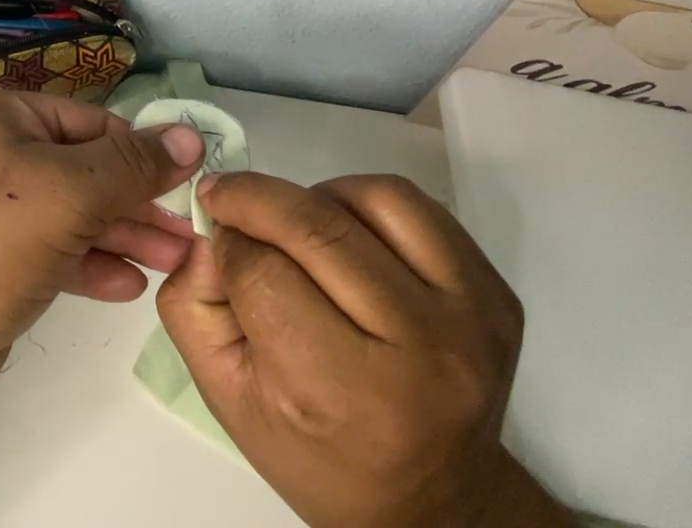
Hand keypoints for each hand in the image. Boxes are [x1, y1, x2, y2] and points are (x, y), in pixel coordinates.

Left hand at [0, 91, 204, 399]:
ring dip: (124, 236)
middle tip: (188, 236)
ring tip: (175, 261)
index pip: (92, 123)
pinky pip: (54, 250)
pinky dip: (91, 264)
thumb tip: (192, 134)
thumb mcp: (70, 192)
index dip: (142, 154)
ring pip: (74, 214)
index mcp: (3, 117)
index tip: (189, 187)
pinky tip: (129, 286)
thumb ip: (134, 164)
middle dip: (137, 204)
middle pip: (85, 170)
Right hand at [157, 172, 565, 527]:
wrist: (429, 498)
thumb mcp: (226, 395)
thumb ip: (195, 305)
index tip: (213, 237)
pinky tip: (345, 235)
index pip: (263, 273)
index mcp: (345, 392)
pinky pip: (420, 208)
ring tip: (296, 225)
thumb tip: (208, 227)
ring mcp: (471, 317)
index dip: (226, 243)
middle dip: (254, 199)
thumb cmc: (314, 452)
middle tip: (224, 195)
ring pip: (376, 199)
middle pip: (317, 228)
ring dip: (316, 196)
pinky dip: (366, 202)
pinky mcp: (496, 294)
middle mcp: (421, 350)